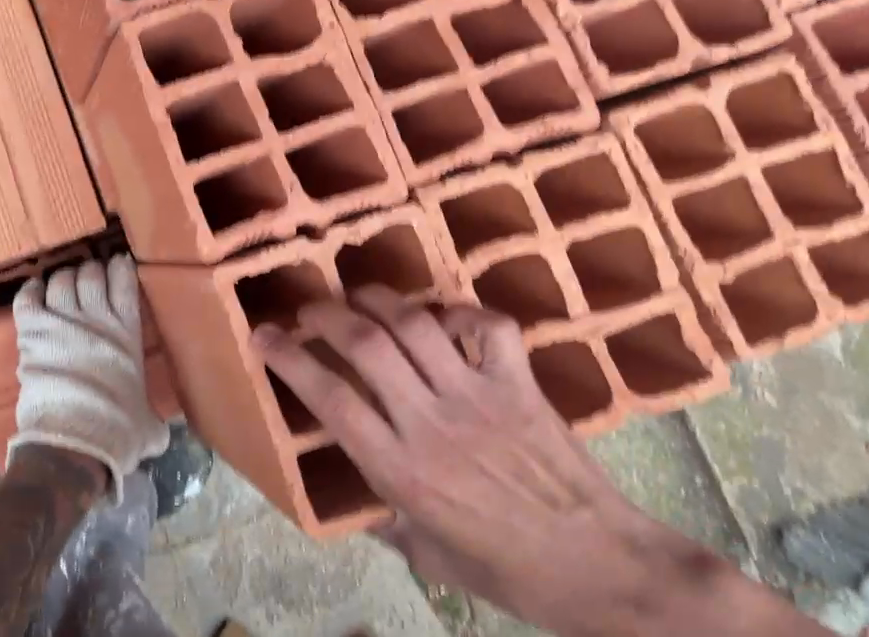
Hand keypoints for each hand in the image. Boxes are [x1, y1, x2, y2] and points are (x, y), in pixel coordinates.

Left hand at [11, 255, 168, 496]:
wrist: (74, 439)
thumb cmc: (118, 430)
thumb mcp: (149, 424)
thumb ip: (153, 418)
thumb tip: (159, 432)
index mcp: (128, 331)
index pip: (125, 280)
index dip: (120, 267)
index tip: (117, 264)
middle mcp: (96, 316)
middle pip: (90, 273)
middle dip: (89, 273)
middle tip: (86, 281)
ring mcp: (62, 318)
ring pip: (61, 280)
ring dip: (62, 280)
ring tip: (61, 287)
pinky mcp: (32, 328)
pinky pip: (28, 296)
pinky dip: (31, 290)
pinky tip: (35, 290)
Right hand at [252, 286, 828, 636]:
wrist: (605, 571)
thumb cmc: (507, 572)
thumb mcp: (428, 556)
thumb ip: (383, 517)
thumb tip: (354, 495)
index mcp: (400, 470)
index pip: (328, 396)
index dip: (288, 357)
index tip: (263, 335)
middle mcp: (430, 423)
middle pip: (365, 343)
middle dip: (325, 314)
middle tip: (308, 310)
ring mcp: (478, 397)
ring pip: (416, 324)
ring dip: (378, 299)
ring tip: (359, 297)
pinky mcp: (520, 385)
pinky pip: (487, 327)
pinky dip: (460, 311)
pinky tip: (443, 318)